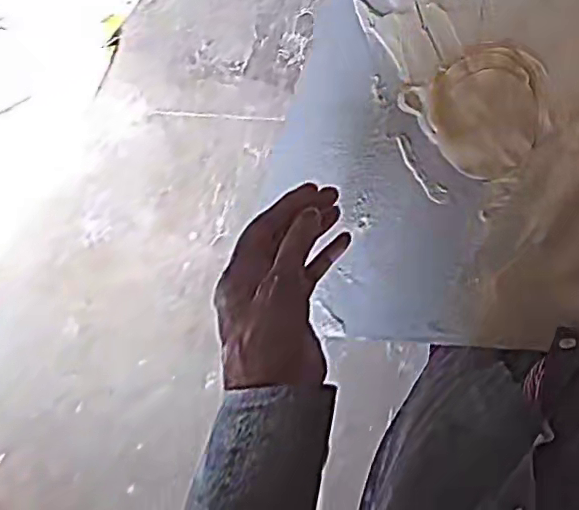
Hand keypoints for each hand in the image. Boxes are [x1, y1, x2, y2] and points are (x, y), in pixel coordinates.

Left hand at [216, 184, 351, 389]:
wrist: (275, 390)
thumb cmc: (265, 346)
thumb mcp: (280, 286)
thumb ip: (295, 246)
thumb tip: (307, 214)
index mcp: (239, 276)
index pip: (263, 228)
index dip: (288, 205)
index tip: (311, 189)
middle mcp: (253, 282)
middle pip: (279, 236)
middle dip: (303, 213)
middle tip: (327, 196)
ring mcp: (272, 294)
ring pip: (296, 250)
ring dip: (315, 229)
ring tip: (335, 212)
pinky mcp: (292, 306)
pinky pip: (309, 269)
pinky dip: (324, 253)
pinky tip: (339, 243)